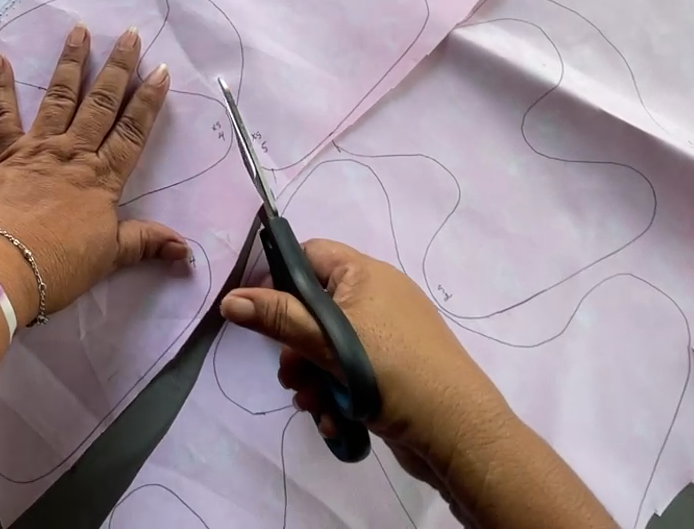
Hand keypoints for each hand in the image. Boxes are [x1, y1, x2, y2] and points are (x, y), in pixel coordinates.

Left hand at [0, 24, 189, 324]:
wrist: (2, 265)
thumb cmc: (58, 265)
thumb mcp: (110, 258)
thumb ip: (146, 243)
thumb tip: (188, 251)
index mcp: (102, 177)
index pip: (132, 131)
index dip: (148, 100)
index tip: (160, 70)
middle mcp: (73, 152)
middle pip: (100, 104)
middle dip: (117, 67)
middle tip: (129, 34)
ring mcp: (38, 147)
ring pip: (59, 97)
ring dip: (71, 62)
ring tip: (80, 30)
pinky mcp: (5, 152)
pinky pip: (2, 113)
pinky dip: (0, 85)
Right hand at [218, 239, 517, 484]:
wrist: (464, 438)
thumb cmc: (395, 373)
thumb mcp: (329, 342)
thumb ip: (277, 318)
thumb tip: (229, 300)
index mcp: (364, 273)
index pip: (308, 254)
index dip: (280, 279)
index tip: (261, 314)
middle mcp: (375, 296)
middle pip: (312, 306)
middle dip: (294, 344)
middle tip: (289, 374)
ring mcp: (386, 334)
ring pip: (327, 344)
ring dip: (311, 374)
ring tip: (311, 403)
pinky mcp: (392, 369)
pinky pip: (349, 368)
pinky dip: (335, 390)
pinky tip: (332, 417)